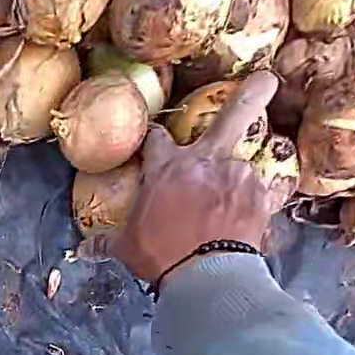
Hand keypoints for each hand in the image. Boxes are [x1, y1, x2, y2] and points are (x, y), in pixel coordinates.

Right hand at [110, 71, 280, 282]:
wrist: (203, 275)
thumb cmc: (159, 255)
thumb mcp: (126, 247)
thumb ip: (107, 243)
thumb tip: (84, 251)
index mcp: (166, 168)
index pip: (158, 139)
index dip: (157, 139)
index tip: (157, 142)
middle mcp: (205, 161)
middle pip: (233, 113)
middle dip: (252, 93)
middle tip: (267, 80)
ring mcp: (237, 176)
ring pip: (248, 163)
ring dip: (243, 176)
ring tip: (240, 196)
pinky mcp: (261, 197)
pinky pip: (270, 192)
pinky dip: (265, 200)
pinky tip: (260, 210)